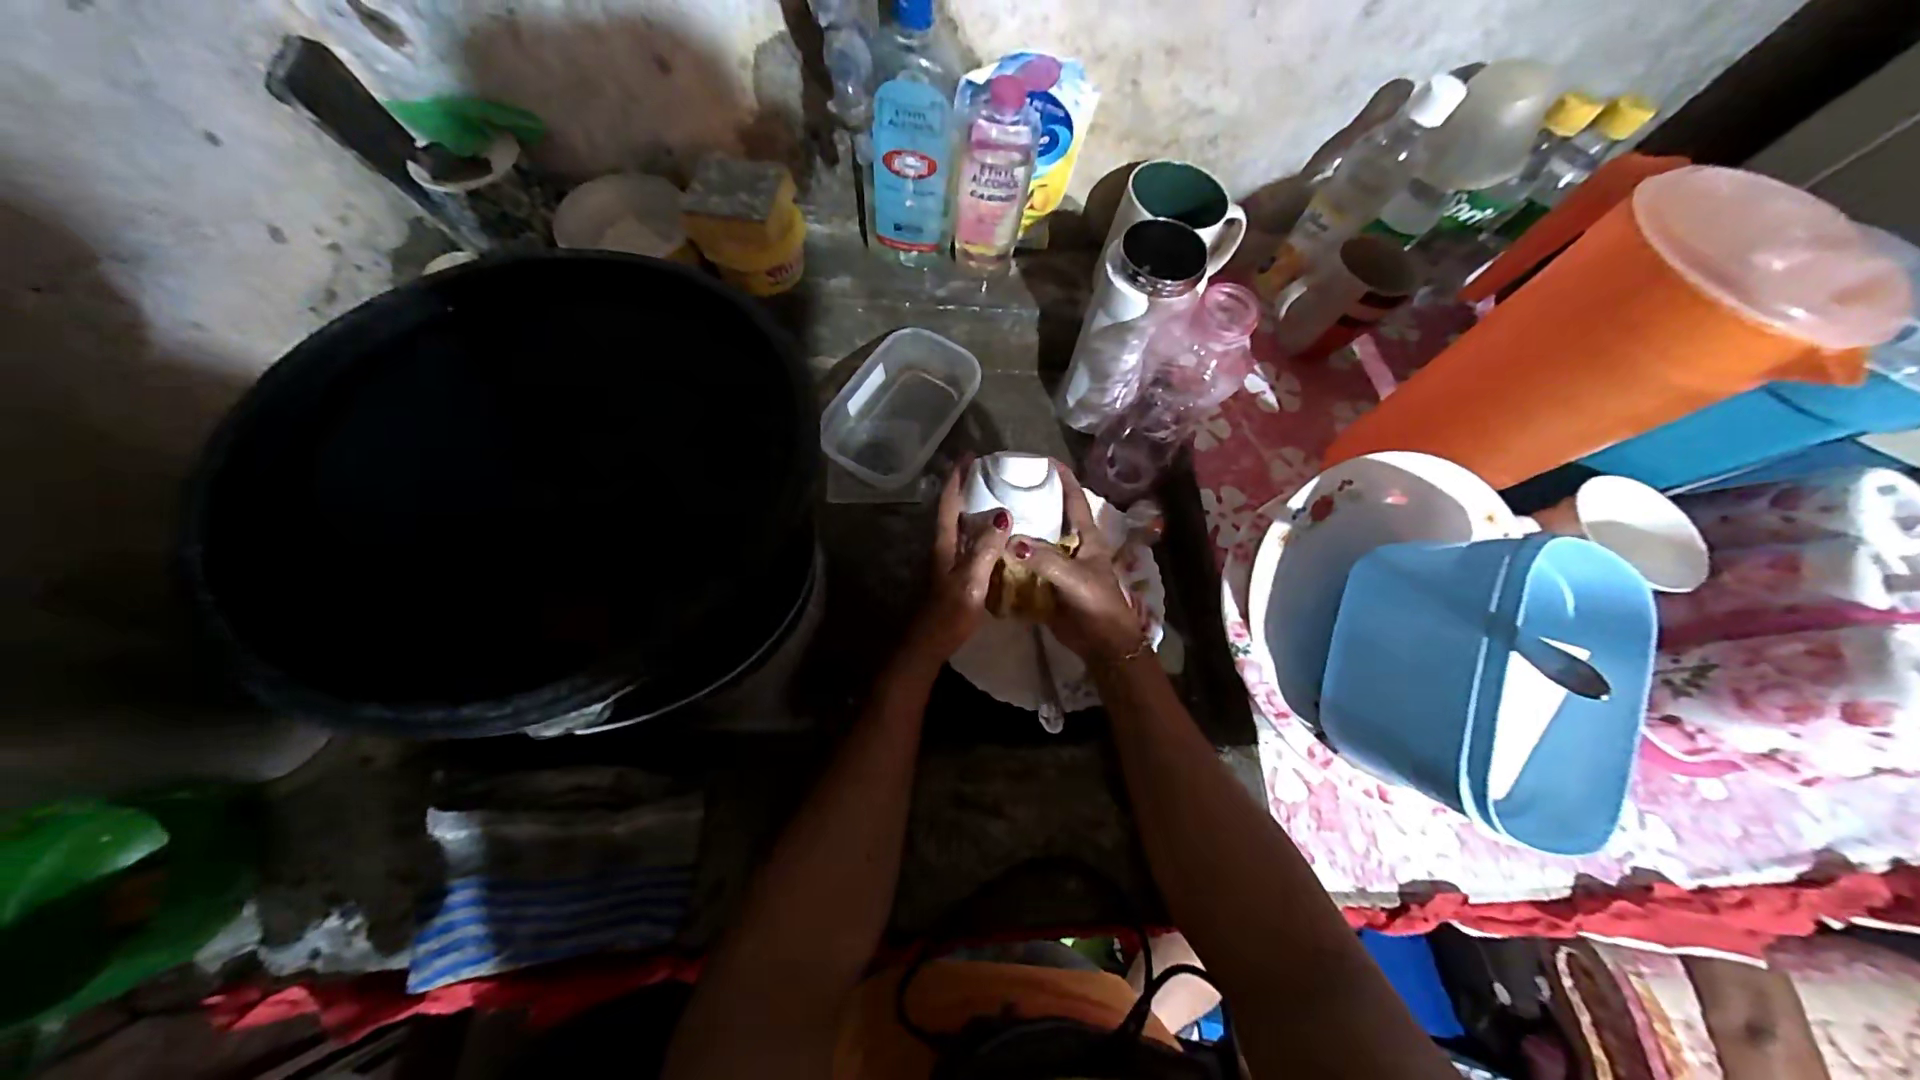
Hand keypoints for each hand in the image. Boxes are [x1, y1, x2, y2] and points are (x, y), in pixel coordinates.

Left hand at [906, 456, 1010, 660]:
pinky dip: (984, 532)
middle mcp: (945, 548)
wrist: (931, 644)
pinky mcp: (958, 575)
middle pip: (954, 510)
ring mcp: (950, 562)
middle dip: (967, 488)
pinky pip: (972, 543)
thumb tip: (1003, 514)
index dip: (957, 478)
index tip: (969, 456)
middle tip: (990, 472)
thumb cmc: (949, 613)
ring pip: (963, 527)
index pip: (949, 503)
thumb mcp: (971, 581)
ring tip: (999, 496)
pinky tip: (1000, 536)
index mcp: (945, 544)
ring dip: (976, 509)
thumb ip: (985, 549)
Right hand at [1008, 462, 1143, 663]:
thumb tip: (1012, 540)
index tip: (1041, 459)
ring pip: (1036, 539)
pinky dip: (1011, 556)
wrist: (1101, 644)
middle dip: (1032, 500)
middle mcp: (1071, 545)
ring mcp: (1058, 564)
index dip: (1061, 476)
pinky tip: (991, 549)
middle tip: (1003, 486)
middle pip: (1051, 515)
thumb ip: (1045, 559)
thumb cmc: (1096, 604)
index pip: (1074, 498)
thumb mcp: (1074, 578)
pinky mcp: (1046, 582)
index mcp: (1086, 536)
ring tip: (992, 513)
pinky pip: (1026, 564)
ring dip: (1019, 528)